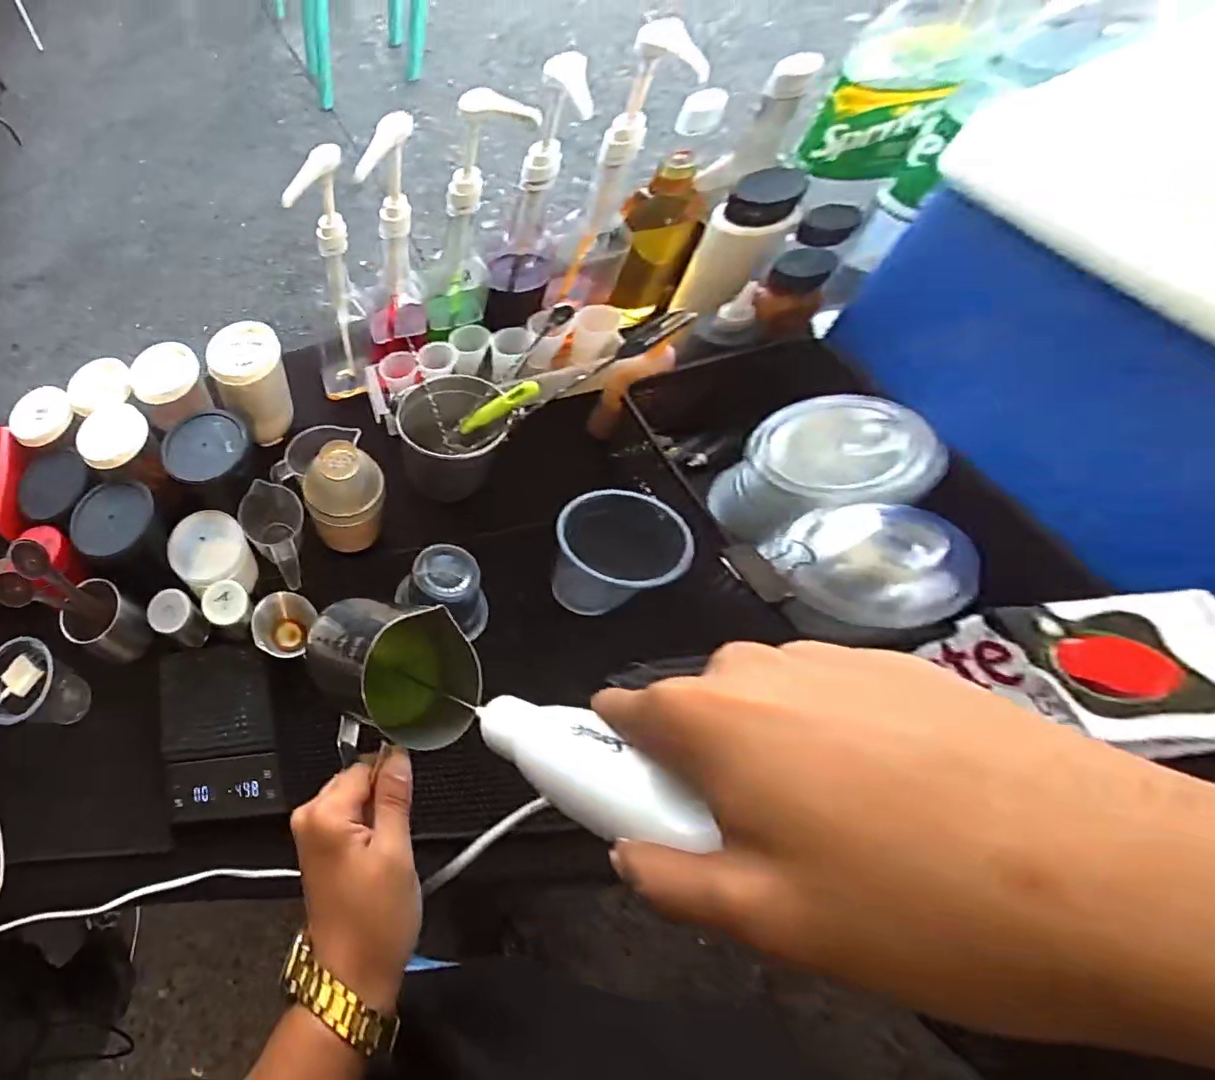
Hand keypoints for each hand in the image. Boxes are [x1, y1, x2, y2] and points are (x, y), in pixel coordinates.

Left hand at [290, 746, 420, 1009]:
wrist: (351, 973)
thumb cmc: (374, 923)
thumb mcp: (396, 853)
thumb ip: (395, 798)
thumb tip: (397, 757)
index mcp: (324, 813)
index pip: (363, 767)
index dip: (392, 780)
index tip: (408, 799)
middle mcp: (308, 817)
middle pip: (354, 781)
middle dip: (381, 801)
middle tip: (397, 839)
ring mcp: (308, 833)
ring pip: (350, 801)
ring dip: (373, 817)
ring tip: (385, 855)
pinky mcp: (315, 848)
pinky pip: (343, 820)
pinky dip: (363, 832)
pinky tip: (374, 860)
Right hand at [595, 641, 1214, 1059]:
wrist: (1160, 892)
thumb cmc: (929, 907)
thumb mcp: (769, 921)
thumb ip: (664, 882)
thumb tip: (628, 855)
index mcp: (702, 716)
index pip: (610, 714)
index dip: (617, 762)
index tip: (658, 810)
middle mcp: (752, 668)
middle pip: (685, 711)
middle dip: (699, 765)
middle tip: (763, 837)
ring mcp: (830, 659)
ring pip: (756, 703)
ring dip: (766, 749)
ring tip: (846, 822)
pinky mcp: (900, 666)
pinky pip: (825, 696)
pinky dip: (833, 735)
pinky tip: (907, 796)